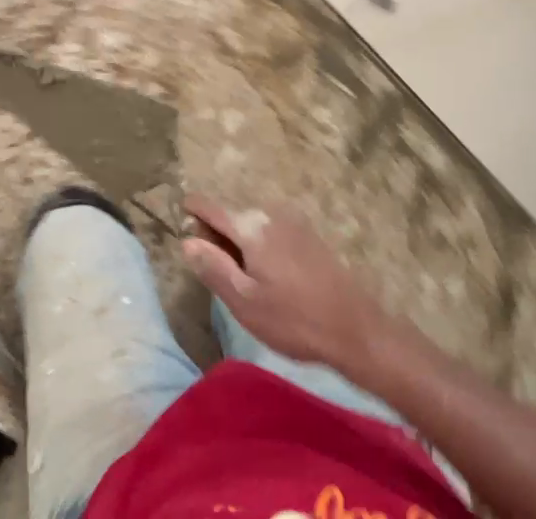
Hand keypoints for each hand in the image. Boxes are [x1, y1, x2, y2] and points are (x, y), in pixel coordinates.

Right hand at [180, 196, 389, 368]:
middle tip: (212, 268)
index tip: (181, 226)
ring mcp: (295, 222)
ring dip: (239, 240)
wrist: (354, 328)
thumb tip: (187, 241)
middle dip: (216, 233)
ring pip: (253, 222)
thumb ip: (213, 267)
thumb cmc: (293, 320)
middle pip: (232, 213)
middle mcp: (273, 213)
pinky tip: (265, 273)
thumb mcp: (244, 301)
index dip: (192, 214)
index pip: (211, 207)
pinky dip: (260, 243)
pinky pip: (272, 229)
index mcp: (252, 227)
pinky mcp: (310, 235)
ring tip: (238, 275)